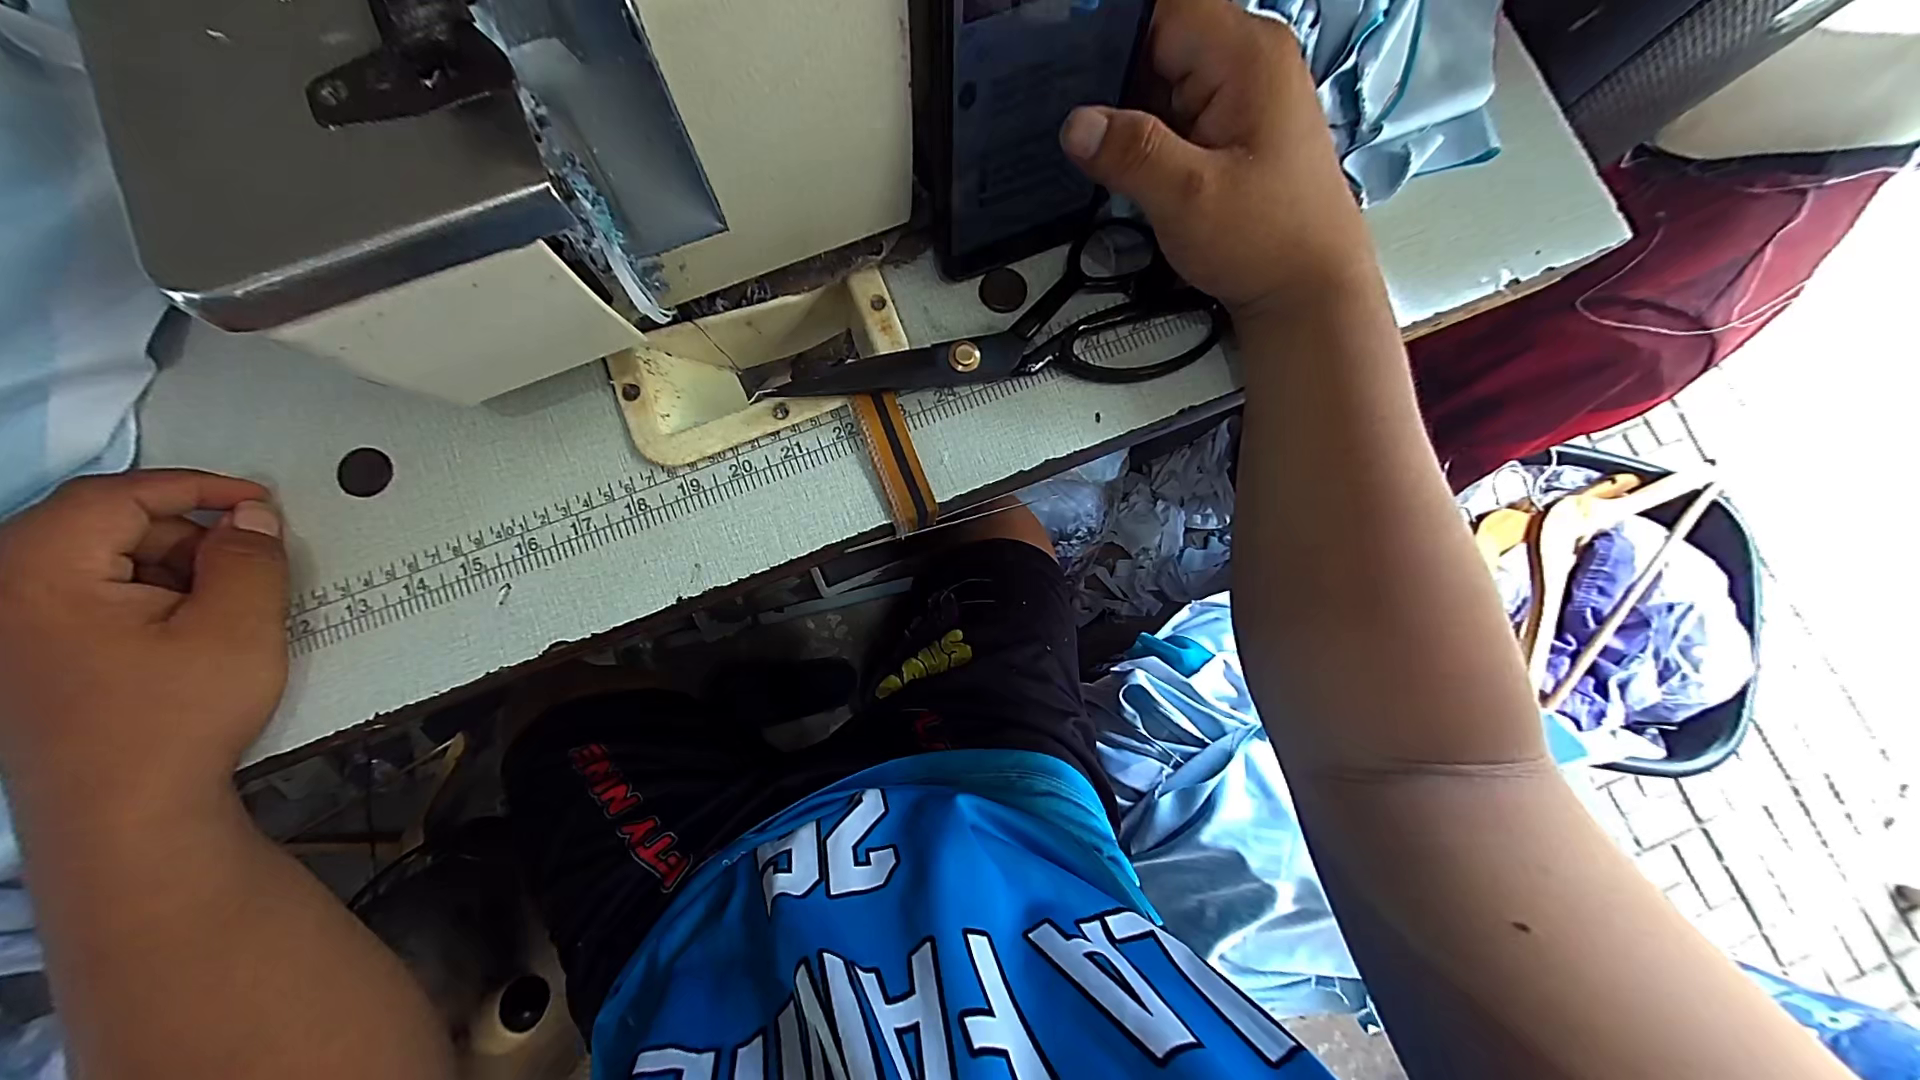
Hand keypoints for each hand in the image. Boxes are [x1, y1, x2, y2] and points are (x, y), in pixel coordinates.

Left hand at [0, 470, 288, 811]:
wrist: (125, 811)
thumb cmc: (178, 715)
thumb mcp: (239, 627)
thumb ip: (250, 560)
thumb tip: (251, 515)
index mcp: (36, 576)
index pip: (114, 495)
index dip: (195, 486)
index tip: (261, 502)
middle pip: (102, 527)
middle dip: (186, 539)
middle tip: (249, 571)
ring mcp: (6, 629)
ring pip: (100, 562)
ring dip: (172, 571)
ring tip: (222, 614)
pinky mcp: (26, 656)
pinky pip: (89, 598)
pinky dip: (149, 599)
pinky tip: (186, 636)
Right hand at [1059, 0, 1380, 320]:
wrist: (1306, 292)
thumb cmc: (1263, 242)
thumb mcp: (1187, 198)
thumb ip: (1130, 153)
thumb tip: (1074, 124)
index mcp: (1245, 56)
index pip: (1163, 11)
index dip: (1110, 39)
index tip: (1064, 77)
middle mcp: (1246, 65)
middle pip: (1159, 47)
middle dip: (1112, 86)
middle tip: (1073, 132)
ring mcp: (1239, 102)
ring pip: (1162, 89)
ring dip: (1128, 123)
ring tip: (1094, 156)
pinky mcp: (1230, 137)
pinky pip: (1175, 122)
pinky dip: (1146, 144)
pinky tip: (1123, 171)